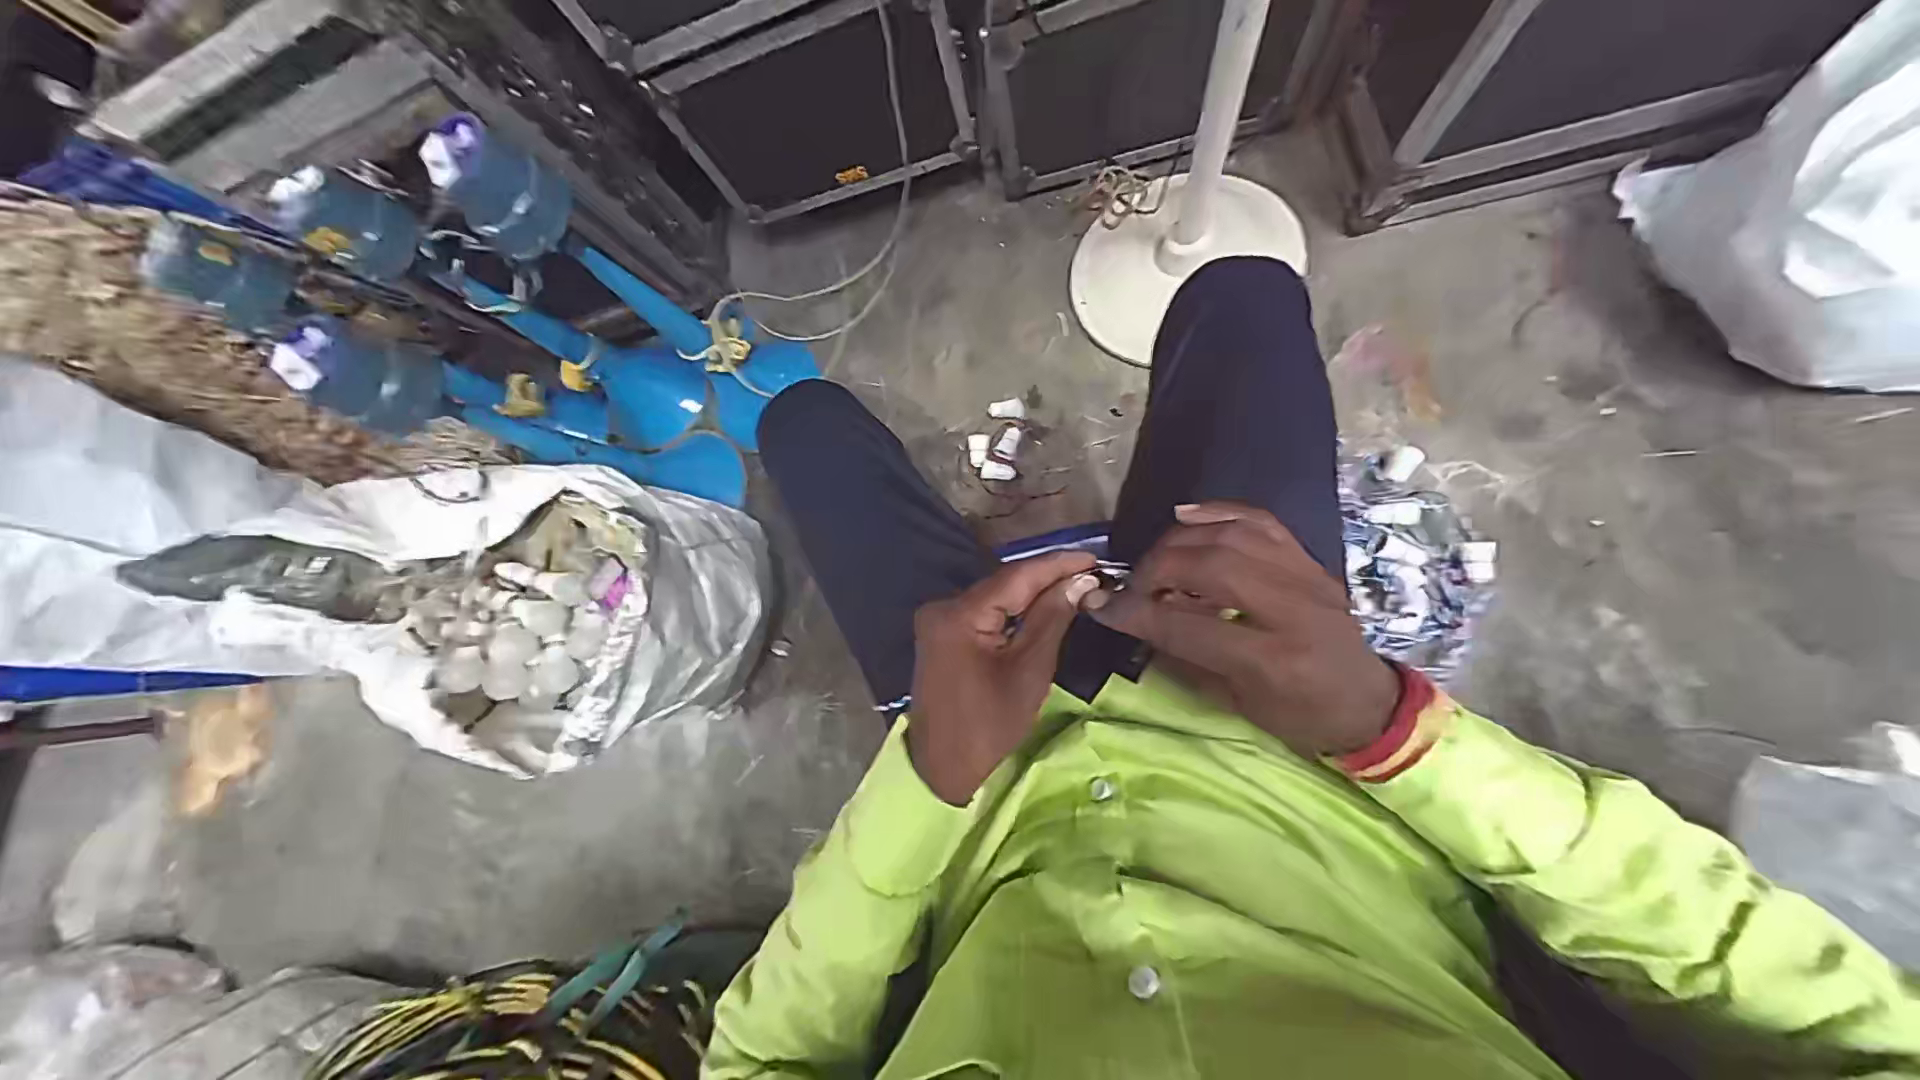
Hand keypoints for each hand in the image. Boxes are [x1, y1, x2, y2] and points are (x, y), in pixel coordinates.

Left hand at [907, 552, 1099, 803]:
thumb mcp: (1028, 671)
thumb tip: (1079, 581)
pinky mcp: (941, 633)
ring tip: (1075, 584)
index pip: (1016, 576)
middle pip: (1004, 583)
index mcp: (959, 615)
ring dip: (1033, 591)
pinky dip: (1014, 608)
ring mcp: (938, 619)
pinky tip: (1042, 604)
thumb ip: (1052, 618)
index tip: (1094, 557)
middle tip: (1091, 571)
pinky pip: (984, 611)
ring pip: (995, 596)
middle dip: (1048, 576)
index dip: (1057, 564)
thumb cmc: (989, 725)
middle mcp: (943, 607)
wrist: (942, 768)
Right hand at [1082, 502, 1398, 756]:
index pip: (1188, 626)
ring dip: (1179, 541)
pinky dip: (1216, 511)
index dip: (1136, 612)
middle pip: (1211, 566)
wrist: (1367, 702)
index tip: (1102, 605)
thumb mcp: (1236, 702)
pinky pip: (1259, 521)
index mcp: (1273, 660)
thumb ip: (1183, 657)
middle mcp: (1293, 610)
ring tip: (1156, 560)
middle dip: (1157, 569)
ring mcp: (1306, 578)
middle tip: (1133, 585)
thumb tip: (1133, 619)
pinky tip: (1183, 515)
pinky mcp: (1309, 561)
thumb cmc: (1298, 715)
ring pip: (1232, 535)